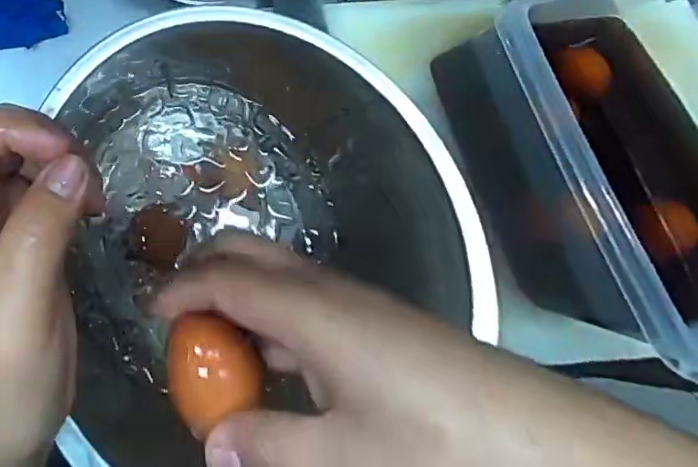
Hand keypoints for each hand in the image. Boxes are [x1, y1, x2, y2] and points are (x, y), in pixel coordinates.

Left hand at [0, 106, 105, 466]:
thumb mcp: (17, 306)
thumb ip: (40, 228)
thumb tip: (73, 161)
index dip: (9, 128)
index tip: (61, 150)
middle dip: (40, 143)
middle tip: (86, 172)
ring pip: (20, 162)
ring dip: (59, 164)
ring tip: (95, 195)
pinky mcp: (17, 241)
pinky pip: (40, 192)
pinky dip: (68, 188)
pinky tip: (91, 208)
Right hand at [156, 233, 697, 466]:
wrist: (549, 444)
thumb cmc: (437, 446)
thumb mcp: (347, 459)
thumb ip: (271, 446)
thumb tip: (212, 445)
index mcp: (308, 308)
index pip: (224, 277)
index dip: (181, 289)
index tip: (148, 312)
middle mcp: (325, 287)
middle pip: (246, 252)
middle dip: (204, 273)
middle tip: (178, 318)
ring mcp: (354, 299)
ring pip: (275, 273)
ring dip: (239, 295)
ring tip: (220, 345)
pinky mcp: (376, 319)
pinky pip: (303, 299)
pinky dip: (272, 317)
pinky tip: (279, 364)